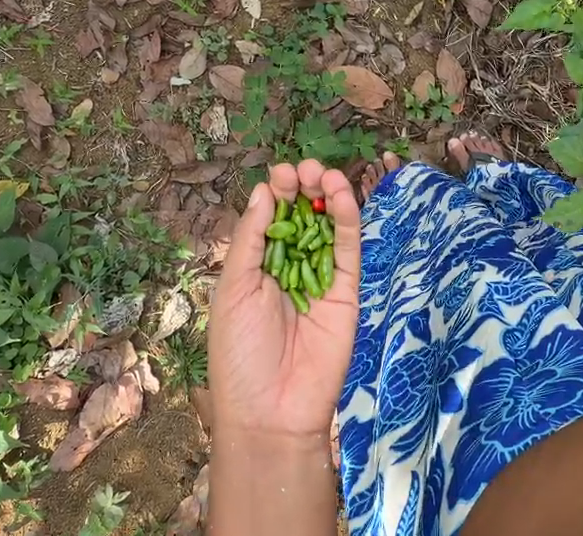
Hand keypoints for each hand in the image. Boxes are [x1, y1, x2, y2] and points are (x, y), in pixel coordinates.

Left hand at [207, 159, 360, 441]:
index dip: (278, 192)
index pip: (273, 217)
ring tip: (323, 173)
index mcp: (259, 265)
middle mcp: (292, 265)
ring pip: (329, 225)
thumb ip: (251, 239)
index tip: (281, 173)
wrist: (270, 412)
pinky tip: (342, 194)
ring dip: (328, 194)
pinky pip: (349, 248)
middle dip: (304, 187)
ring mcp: (323, 275)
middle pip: (303, 214)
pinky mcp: (348, 288)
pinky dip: (348, 218)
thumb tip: (264, 190)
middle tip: (304, 169)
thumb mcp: (233, 290)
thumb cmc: (239, 353)